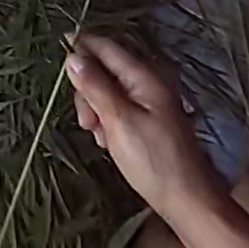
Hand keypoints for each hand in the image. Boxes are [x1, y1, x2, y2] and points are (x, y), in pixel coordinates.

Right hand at [65, 34, 220, 215]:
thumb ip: (95, 86)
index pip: (106, 47)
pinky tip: (107, 140)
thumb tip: (72, 57)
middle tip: (85, 120)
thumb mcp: (118, 121)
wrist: (188, 202)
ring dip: (95, 108)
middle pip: (105, 69)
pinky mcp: (148, 118)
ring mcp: (149, 101)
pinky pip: (117, 107)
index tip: (60, 49)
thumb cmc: (154, 161)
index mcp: (145, 76)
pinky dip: (106, 119)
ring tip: (97, 135)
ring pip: (107, 89)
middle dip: (87, 88)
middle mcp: (148, 82)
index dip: (82, 45)